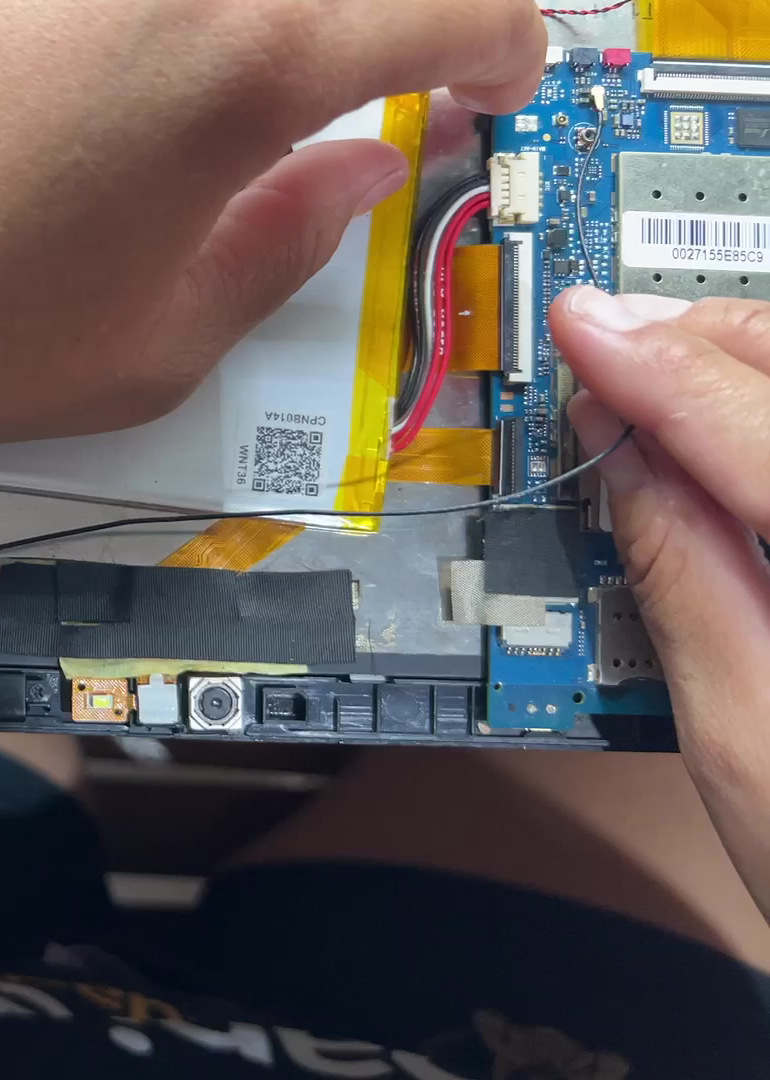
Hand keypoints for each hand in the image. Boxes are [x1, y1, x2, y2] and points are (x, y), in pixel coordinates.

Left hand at [0, 0, 546, 451]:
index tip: (487, 74)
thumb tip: (350, 176)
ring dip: (216, 32)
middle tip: (357, 61)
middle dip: (373, 13)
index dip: (495, 42)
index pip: (452, 2)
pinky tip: (82, 70)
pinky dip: (105, 32)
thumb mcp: (135, 358)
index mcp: (244, 56)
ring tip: (188, 92)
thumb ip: (273, 259)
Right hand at [551, 286, 769, 912]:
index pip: (766, 433)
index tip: (579, 321)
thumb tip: (622, 457)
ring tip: (667, 359)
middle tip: (613, 332)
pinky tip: (739, 411)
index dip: (657, 370)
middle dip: (723, 340)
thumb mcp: (741, 726)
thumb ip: (686, 574)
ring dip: (762, 360)